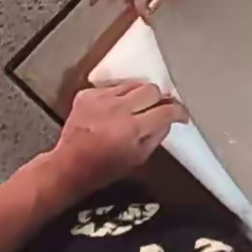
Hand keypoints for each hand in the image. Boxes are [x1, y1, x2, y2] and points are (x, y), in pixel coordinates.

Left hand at [38, 79, 188, 201]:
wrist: (69, 164)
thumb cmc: (105, 167)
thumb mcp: (138, 158)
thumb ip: (156, 136)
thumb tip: (168, 120)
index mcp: (132, 128)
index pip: (165, 110)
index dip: (179, 111)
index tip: (182, 115)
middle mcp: (117, 108)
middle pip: (151, 89)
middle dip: (159, 99)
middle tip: (157, 109)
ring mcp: (100, 98)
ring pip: (132, 83)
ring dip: (139, 94)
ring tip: (136, 108)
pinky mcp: (87, 93)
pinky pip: (112, 86)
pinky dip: (118, 96)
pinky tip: (114, 109)